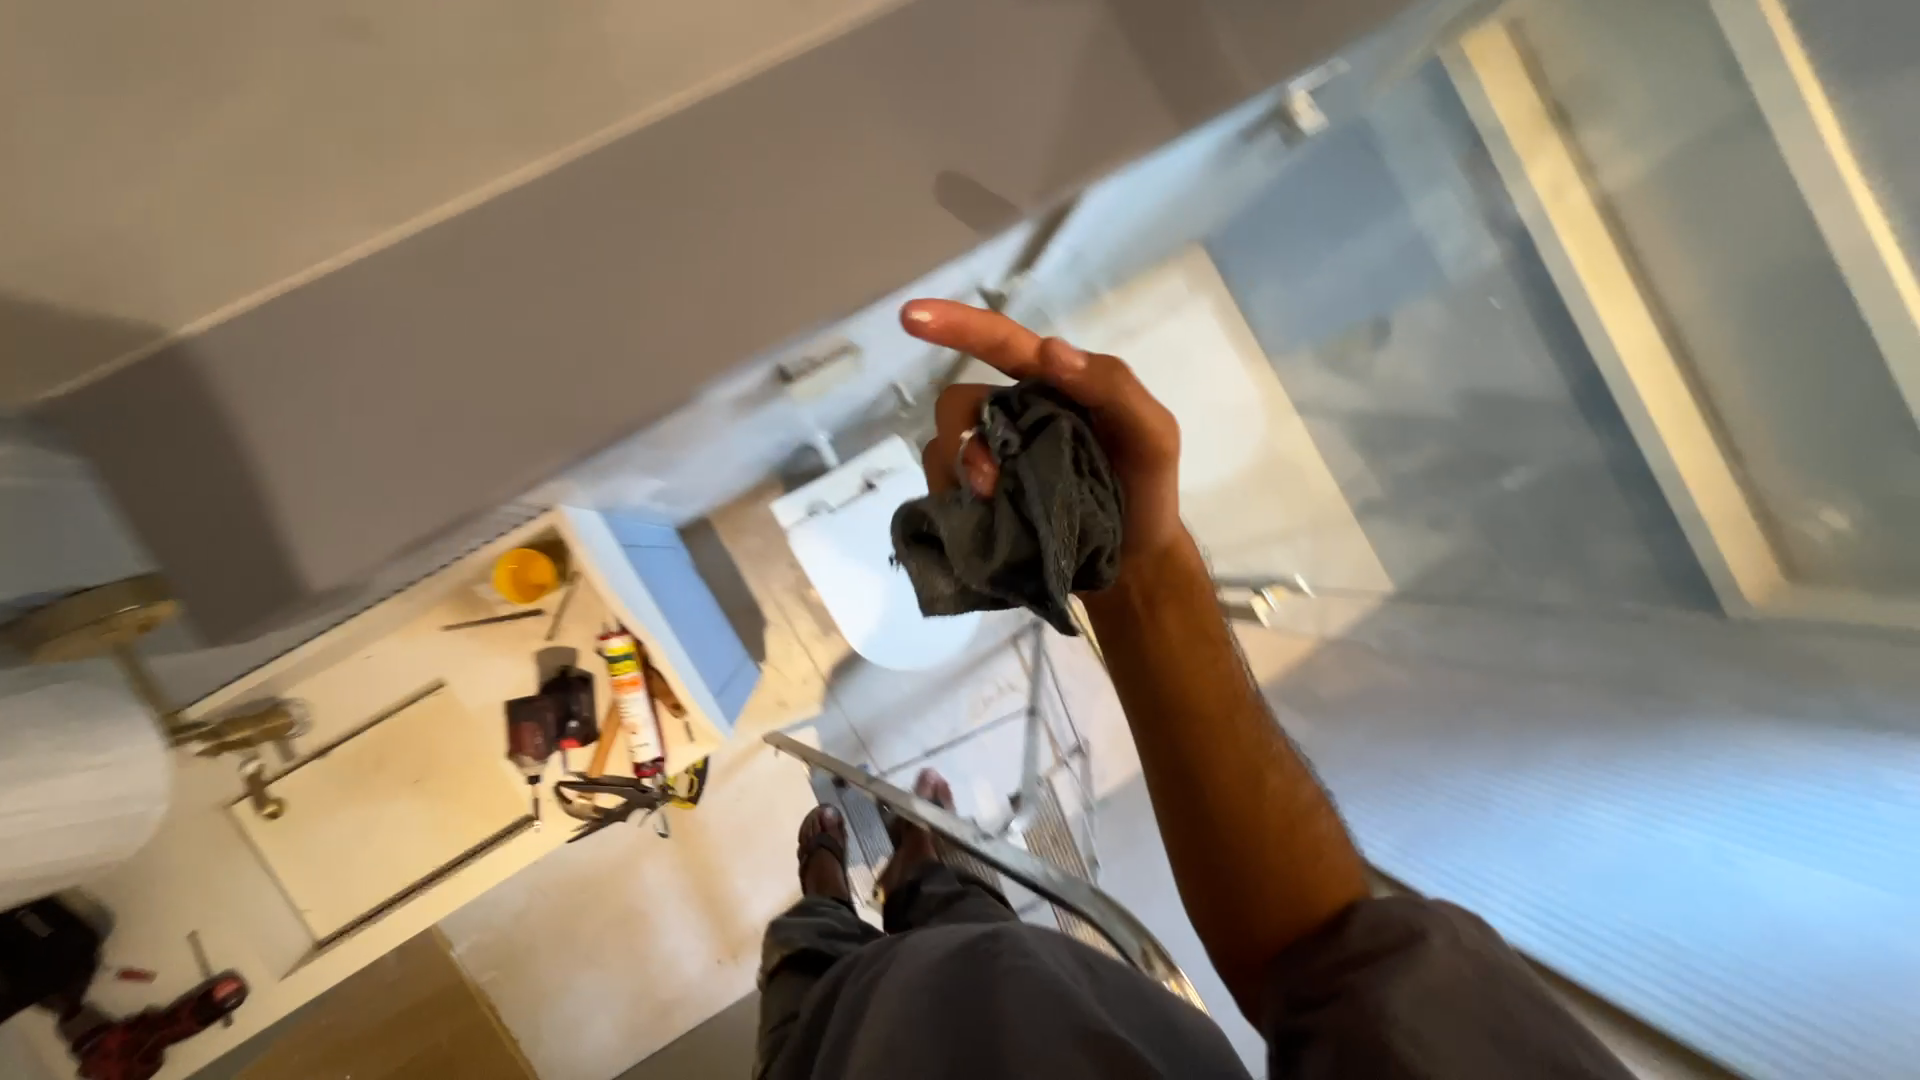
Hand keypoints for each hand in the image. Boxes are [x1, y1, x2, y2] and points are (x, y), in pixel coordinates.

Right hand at [899, 299, 1184, 576]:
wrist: (1135, 561)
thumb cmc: (1145, 488)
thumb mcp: (1151, 433)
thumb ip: (1112, 386)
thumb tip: (1048, 349)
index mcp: (1049, 387)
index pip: (1000, 344)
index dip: (957, 326)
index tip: (912, 317)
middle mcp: (1011, 417)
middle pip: (958, 404)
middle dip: (962, 436)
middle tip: (987, 483)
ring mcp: (992, 462)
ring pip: (943, 450)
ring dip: (958, 475)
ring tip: (993, 508)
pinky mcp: (979, 504)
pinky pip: (943, 492)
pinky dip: (953, 503)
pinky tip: (981, 523)